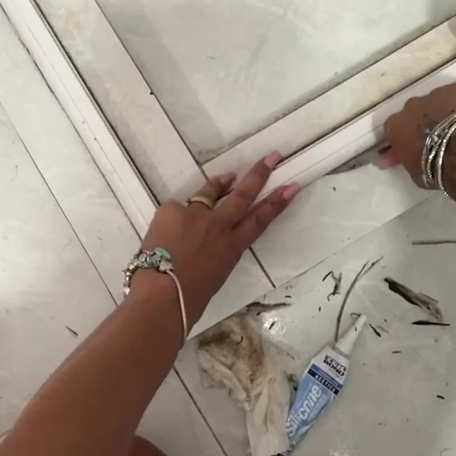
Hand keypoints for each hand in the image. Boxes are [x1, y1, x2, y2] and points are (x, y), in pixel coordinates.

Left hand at [136, 154, 300, 317]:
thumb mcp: (213, 276)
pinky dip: (175, 215)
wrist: (163, 293)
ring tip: (228, 176)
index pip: (260, 220)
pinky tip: (168, 227)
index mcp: (232, 248)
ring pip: (210, 192)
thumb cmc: (188, 298)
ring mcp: (195, 214)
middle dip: (259, 174)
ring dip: (220, 183)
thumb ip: (214, 254)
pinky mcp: (171, 209)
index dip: (277, 203)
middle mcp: (218, 226)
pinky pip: (175, 208)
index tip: (292, 186)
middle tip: (272, 156)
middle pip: (242, 196)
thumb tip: (203, 244)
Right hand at [377, 80, 455, 188]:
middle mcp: (414, 104)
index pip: (400, 128)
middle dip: (434, 120)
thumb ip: (413, 159)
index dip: (413, 137)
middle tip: (450, 137)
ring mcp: (441, 92)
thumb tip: (414, 158)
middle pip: (423, 110)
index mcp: (397, 125)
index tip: (423, 146)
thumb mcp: (417, 172)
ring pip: (448, 99)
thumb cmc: (438, 168)